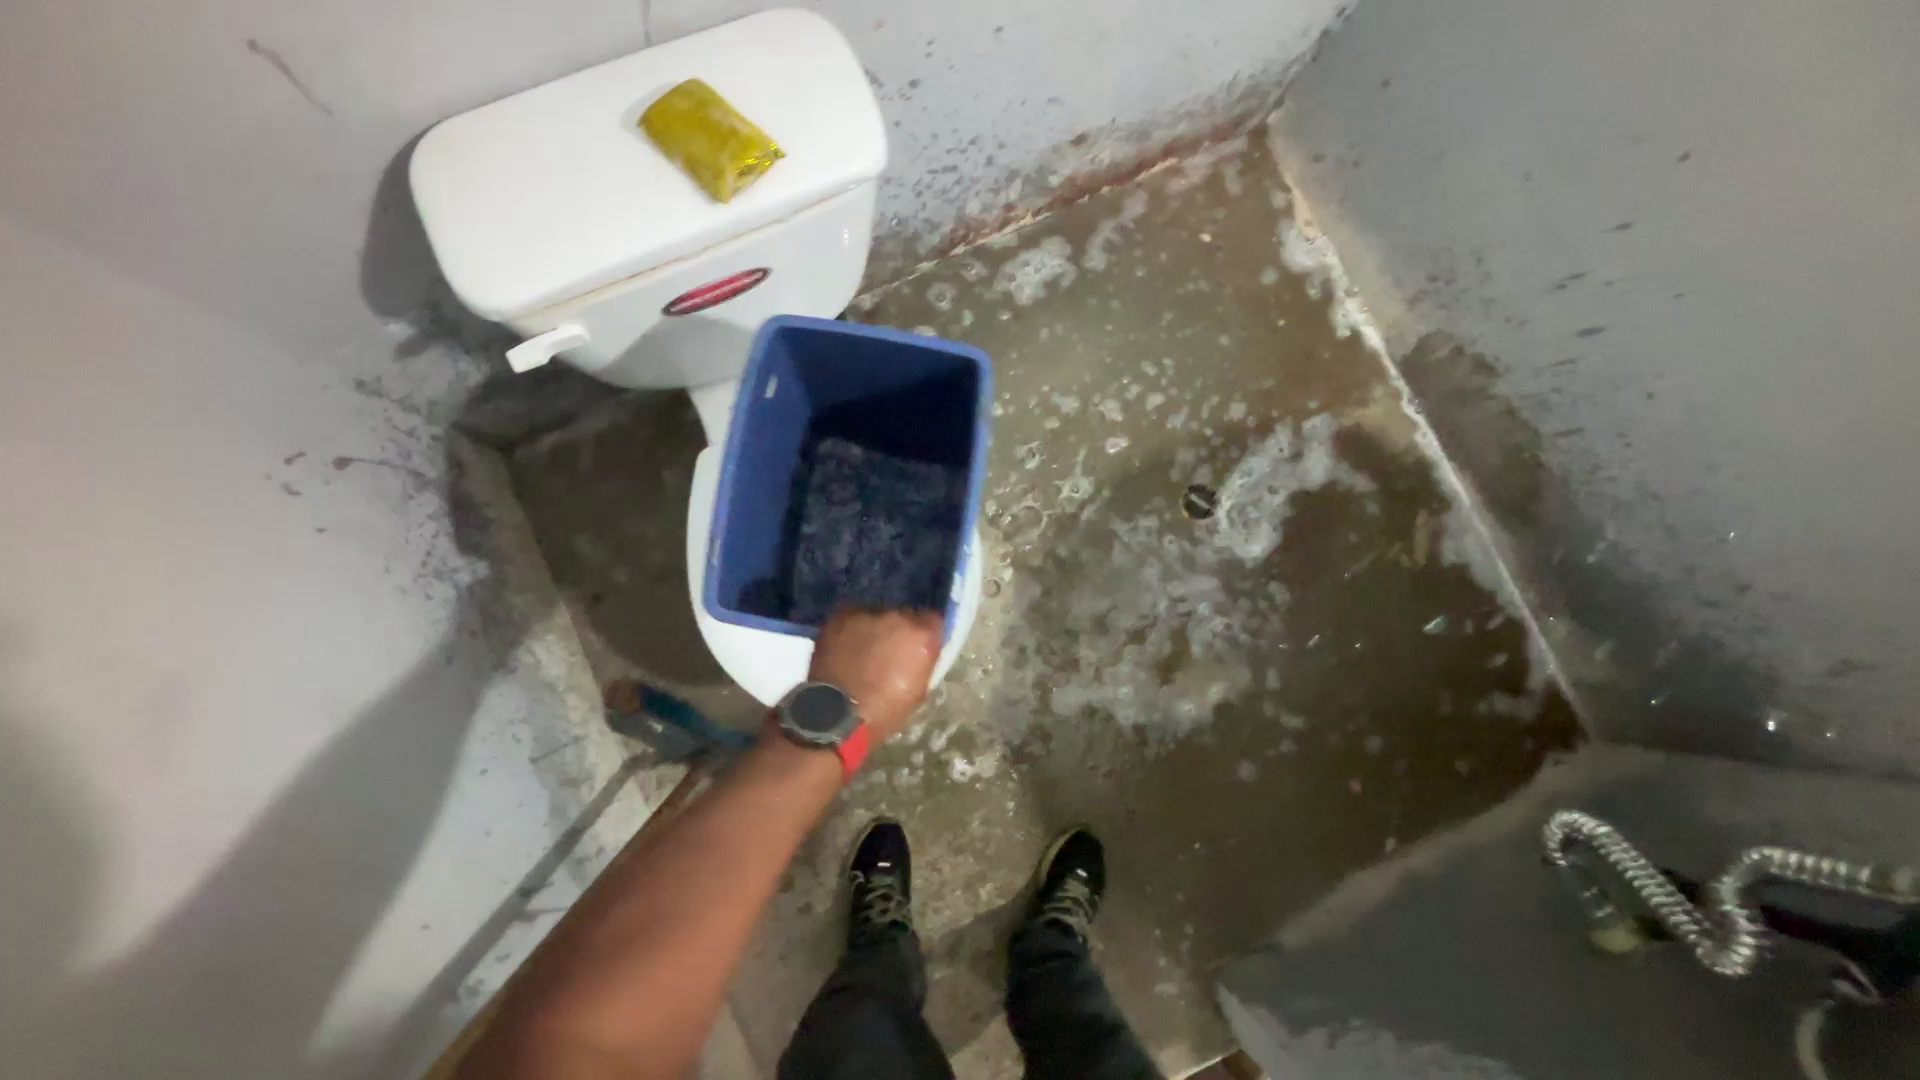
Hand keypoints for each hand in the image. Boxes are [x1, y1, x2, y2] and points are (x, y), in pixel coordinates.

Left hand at [809, 609, 942, 742]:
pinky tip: (847, 646)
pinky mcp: (841, 615)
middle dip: (900, 629)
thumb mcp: (919, 691)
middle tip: (890, 649)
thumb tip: (920, 650)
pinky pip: (853, 617)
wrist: (835, 715)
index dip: (925, 633)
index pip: (933, 620)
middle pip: (904, 614)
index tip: (918, 646)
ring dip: (875, 628)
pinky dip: (853, 629)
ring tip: (865, 649)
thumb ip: (923, 661)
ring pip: (877, 614)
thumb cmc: (884, 711)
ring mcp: (867, 613)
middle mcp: (898, 616)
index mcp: (922, 636)